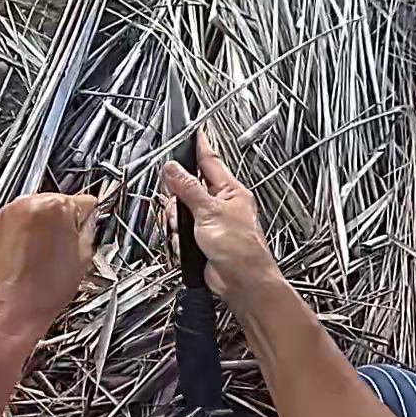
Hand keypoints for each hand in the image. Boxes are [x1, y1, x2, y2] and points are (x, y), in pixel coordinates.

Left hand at [0, 192, 99, 338]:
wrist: (9, 308)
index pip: (83, 200)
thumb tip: (87, 220)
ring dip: (39, 225)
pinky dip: (20, 231)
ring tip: (41, 253)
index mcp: (57, 207)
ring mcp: (8, 211)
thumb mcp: (83, 258)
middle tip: (61, 246)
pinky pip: (14, 219)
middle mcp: (30, 202)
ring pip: (34, 209)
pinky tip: (25, 252)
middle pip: (56, 201)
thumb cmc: (41, 291)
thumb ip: (87, 230)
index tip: (84, 225)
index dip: (87, 216)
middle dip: (60, 220)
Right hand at [163, 131, 282, 303]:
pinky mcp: (202, 240)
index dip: (199, 147)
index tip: (192, 133)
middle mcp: (222, 205)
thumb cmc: (241, 249)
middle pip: (189, 189)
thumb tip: (173, 168)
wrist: (242, 283)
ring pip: (181, 211)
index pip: (211, 162)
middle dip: (178, 199)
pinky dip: (179, 237)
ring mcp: (211, 223)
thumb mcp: (209, 212)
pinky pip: (181, 231)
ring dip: (178, 221)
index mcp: (231, 192)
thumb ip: (188, 189)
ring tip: (185, 230)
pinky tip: (186, 243)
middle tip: (178, 205)